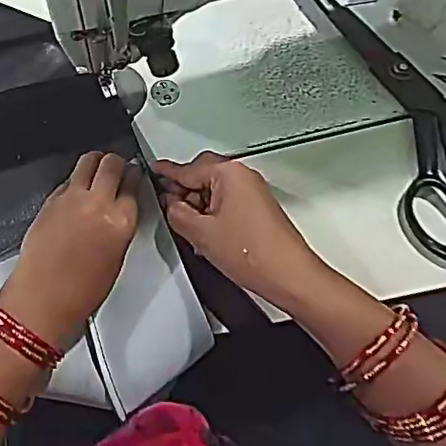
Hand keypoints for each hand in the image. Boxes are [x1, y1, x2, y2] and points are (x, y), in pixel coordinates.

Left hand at [0, 152, 139, 347]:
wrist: (44, 297)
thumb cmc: (79, 290)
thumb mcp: (116, 258)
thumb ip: (120, 226)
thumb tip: (119, 210)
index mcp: (121, 221)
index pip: (134, 183)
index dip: (135, 176)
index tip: (134, 174)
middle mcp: (97, 204)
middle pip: (112, 164)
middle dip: (117, 162)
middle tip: (118, 165)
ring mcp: (71, 198)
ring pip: (88, 161)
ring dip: (96, 161)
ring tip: (98, 165)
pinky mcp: (50, 199)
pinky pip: (68, 179)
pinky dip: (75, 179)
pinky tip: (76, 187)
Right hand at [154, 152, 324, 304]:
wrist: (290, 277)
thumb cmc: (258, 255)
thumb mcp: (199, 232)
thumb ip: (174, 211)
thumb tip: (170, 204)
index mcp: (229, 173)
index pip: (186, 168)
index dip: (165, 173)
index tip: (154, 170)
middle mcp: (244, 176)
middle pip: (201, 174)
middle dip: (184, 191)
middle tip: (170, 206)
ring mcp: (253, 191)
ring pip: (213, 188)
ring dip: (199, 204)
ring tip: (194, 228)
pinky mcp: (257, 207)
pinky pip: (226, 200)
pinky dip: (213, 212)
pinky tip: (209, 233)